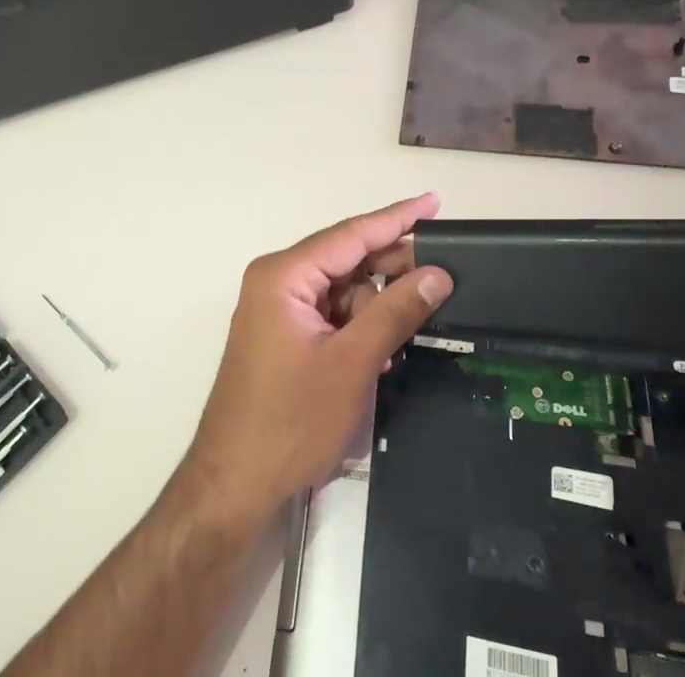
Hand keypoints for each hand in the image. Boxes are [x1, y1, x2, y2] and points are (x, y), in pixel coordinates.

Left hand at [178, 194, 453, 524]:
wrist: (235, 482)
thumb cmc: (290, 421)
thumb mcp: (352, 363)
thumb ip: (395, 312)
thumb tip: (436, 274)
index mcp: (283, 277)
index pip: (350, 235)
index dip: (397, 219)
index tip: (435, 202)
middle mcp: (277, 284)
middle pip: (346, 260)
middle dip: (394, 266)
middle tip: (449, 272)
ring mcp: (278, 313)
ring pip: (343, 291)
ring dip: (380, 302)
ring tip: (428, 310)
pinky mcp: (285, 340)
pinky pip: (332, 317)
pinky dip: (362, 325)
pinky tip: (393, 341)